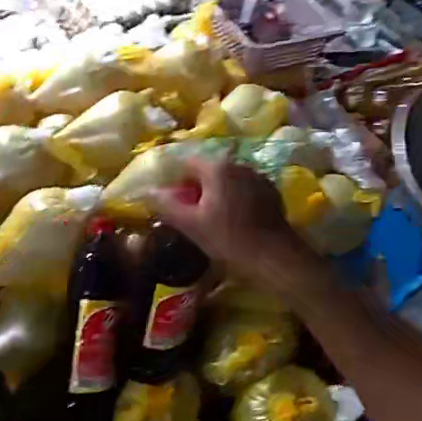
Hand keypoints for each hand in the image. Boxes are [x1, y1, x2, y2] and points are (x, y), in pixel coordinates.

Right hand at [151, 159, 313, 287]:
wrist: (274, 257)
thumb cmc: (228, 239)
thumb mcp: (191, 224)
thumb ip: (166, 204)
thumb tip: (147, 191)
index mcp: (216, 168)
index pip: (187, 164)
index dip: (177, 182)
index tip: (174, 202)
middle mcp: (238, 164)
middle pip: (208, 170)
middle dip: (197, 188)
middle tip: (191, 213)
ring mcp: (257, 176)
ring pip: (228, 179)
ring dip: (217, 193)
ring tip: (212, 218)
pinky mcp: (271, 191)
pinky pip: (244, 188)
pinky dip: (236, 198)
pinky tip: (235, 220)